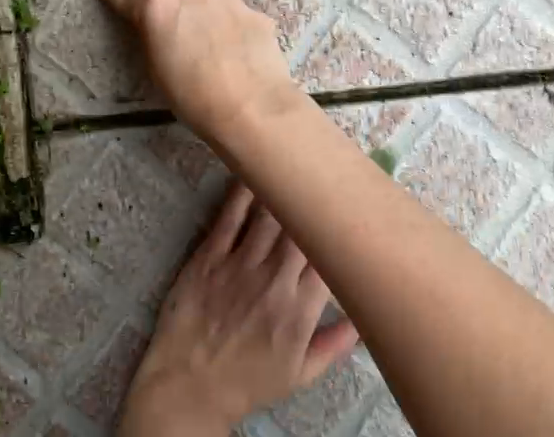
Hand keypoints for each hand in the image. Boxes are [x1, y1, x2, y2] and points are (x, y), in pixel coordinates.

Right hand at [94, 0, 302, 142]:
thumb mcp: (156, 71)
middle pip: (177, 3)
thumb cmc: (192, 98)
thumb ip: (154, 38)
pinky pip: (237, 21)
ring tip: (218, 62)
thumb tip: (160, 29)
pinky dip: (235, 35)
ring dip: (208, 26)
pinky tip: (241, 62)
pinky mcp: (256, 14)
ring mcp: (229, 0)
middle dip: (178, 20)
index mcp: (158, 7)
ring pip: (210, 9)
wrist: (252, 109)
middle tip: (185, 53)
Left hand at [120, 184, 360, 434]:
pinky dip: (243, 192)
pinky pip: (230, 216)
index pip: (330, 257)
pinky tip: (253, 171)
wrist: (188, 387)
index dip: (340, 232)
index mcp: (300, 310)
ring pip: (269, 216)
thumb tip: (365, 319)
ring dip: (283, 191)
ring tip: (294, 166)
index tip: (348, 211)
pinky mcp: (208, 256)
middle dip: (315, 202)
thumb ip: (335, 345)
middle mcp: (274, 280)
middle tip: (325, 176)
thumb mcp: (299, 375)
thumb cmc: (247, 381)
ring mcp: (239, 265)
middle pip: (302, 229)